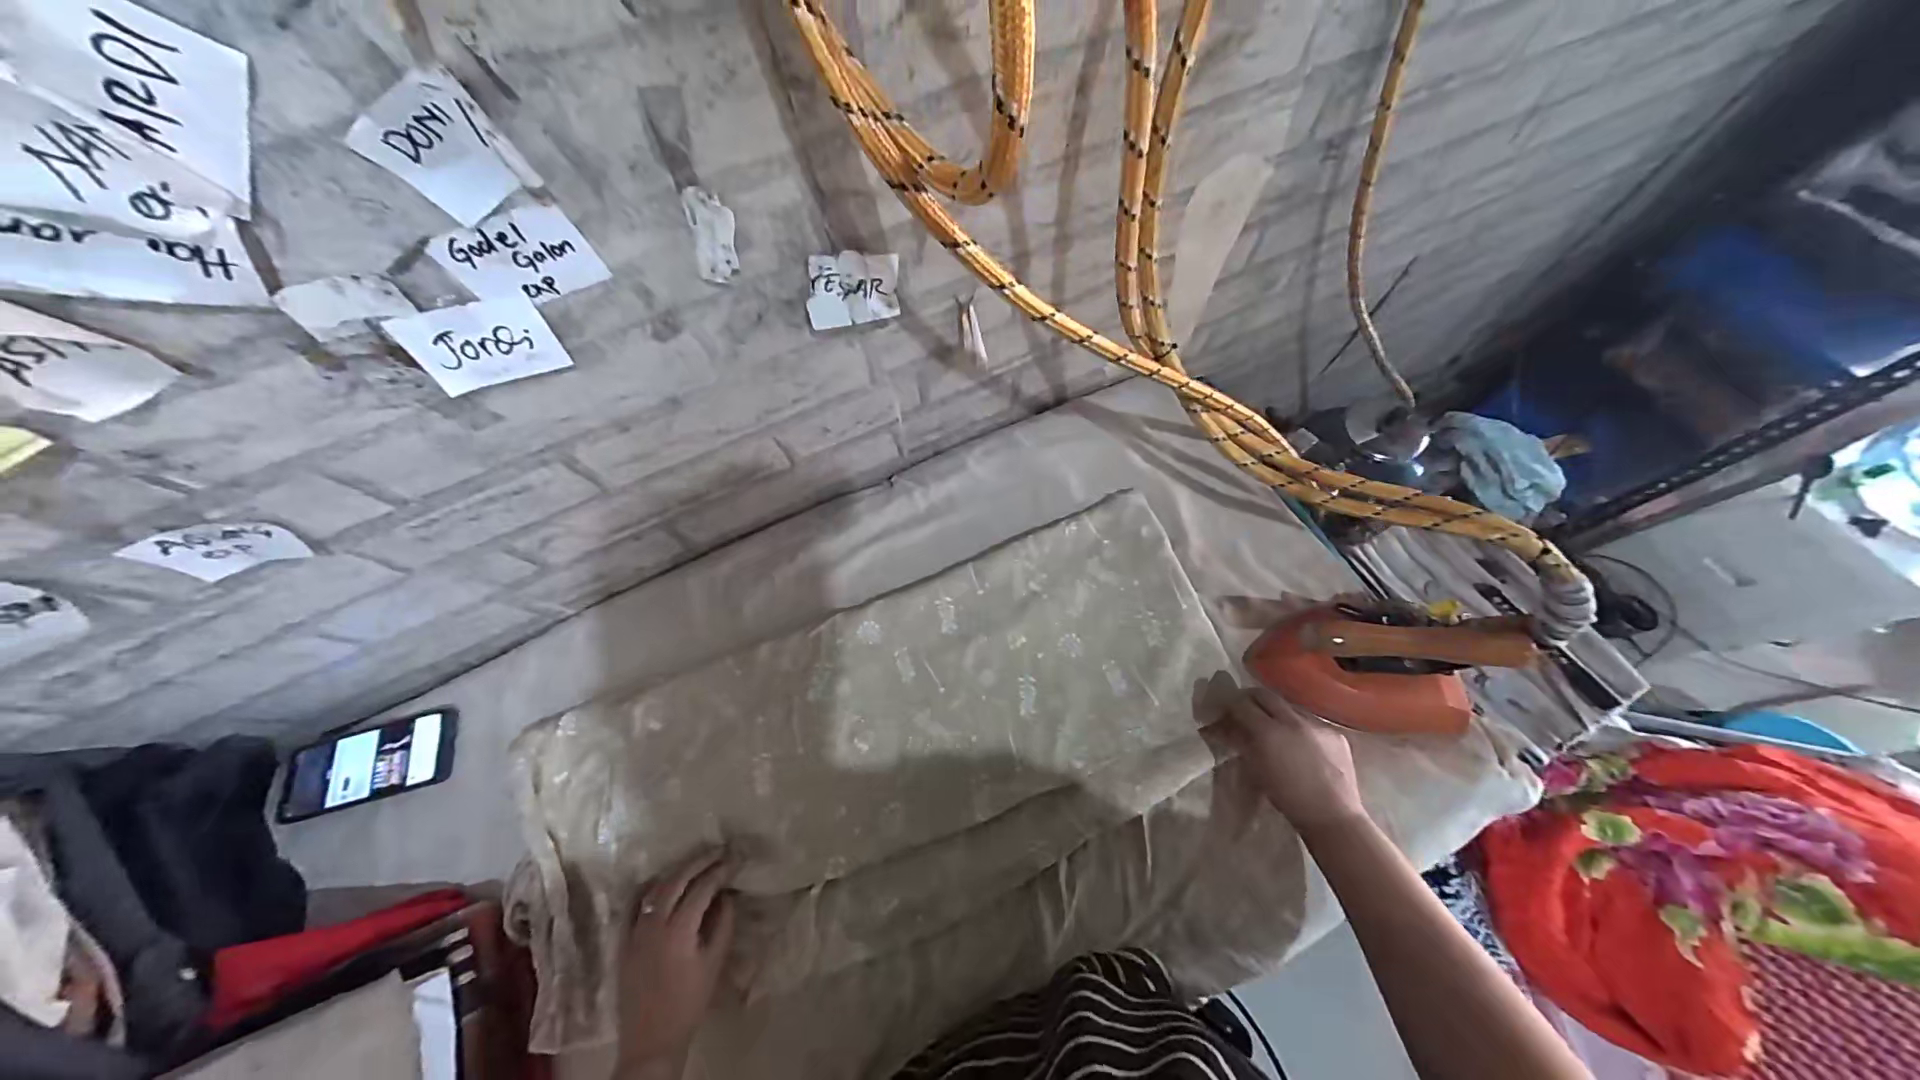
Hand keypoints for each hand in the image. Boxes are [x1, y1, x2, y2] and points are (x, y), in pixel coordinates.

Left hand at [618, 848, 737, 1074]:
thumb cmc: (689, 1002)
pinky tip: (663, 881)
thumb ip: (722, 923)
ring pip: (655, 888)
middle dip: (700, 861)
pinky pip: (635, 904)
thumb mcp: (714, 963)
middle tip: (720, 850)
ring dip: (678, 870)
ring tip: (698, 861)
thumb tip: (726, 894)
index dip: (721, 870)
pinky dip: (651, 887)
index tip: (736, 858)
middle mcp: (653, 923)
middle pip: (677, 879)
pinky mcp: (623, 940)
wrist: (651, 1040)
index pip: (702, 887)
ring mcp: (634, 931)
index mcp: (678, 930)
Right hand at [1221, 687, 1369, 833]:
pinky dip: (1299, 727)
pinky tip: (1301, 743)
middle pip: (1265, 695)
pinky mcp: (1335, 733)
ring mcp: (1317, 724)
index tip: (1225, 711)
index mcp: (1268, 732)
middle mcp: (1293, 720)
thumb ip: (1241, 742)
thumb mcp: (1255, 769)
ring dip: (1277, 712)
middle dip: (1251, 700)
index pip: (1241, 704)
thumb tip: (1226, 727)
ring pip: (1289, 706)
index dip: (1230, 705)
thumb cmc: (1287, 798)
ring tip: (1274, 728)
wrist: (1333, 817)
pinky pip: (1310, 721)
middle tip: (1245, 711)